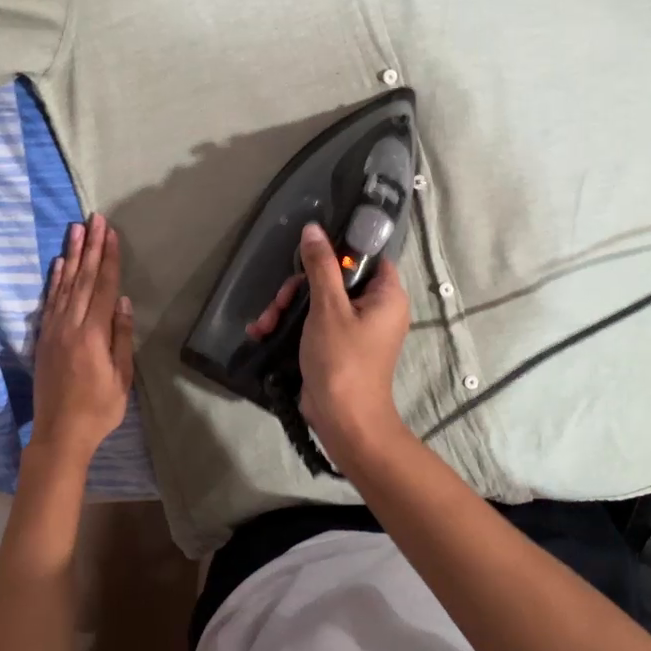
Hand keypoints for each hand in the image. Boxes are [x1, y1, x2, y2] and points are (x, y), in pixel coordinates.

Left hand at [31, 214, 134, 463]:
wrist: (59, 434)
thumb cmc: (98, 410)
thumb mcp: (121, 377)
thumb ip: (121, 337)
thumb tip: (123, 301)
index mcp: (92, 334)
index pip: (103, 287)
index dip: (109, 258)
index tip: (111, 233)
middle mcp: (70, 325)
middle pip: (83, 279)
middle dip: (91, 247)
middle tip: (95, 219)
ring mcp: (53, 330)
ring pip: (64, 285)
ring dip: (72, 256)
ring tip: (77, 230)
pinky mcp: (43, 338)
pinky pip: (49, 301)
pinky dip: (54, 280)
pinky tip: (59, 264)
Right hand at [247, 223, 411, 465]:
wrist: (344, 421)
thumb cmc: (342, 360)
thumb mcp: (328, 308)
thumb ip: (321, 266)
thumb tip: (313, 229)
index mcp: (386, 295)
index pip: (368, 256)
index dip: (339, 250)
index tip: (310, 254)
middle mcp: (375, 309)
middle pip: (334, 278)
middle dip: (299, 288)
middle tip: (281, 301)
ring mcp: (355, 329)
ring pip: (318, 301)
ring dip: (287, 309)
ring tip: (265, 324)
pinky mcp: (335, 346)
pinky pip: (313, 324)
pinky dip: (290, 326)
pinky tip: (263, 333)